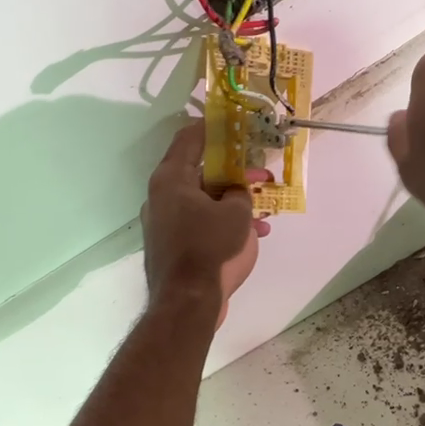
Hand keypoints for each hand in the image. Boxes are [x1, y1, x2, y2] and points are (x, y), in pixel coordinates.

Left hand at [141, 122, 270, 328]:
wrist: (187, 302)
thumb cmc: (211, 249)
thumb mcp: (237, 214)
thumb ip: (240, 193)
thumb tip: (236, 191)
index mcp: (170, 179)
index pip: (189, 138)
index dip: (212, 127)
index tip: (233, 123)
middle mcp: (161, 196)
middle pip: (199, 173)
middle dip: (234, 175)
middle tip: (261, 177)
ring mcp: (162, 223)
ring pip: (202, 202)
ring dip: (233, 204)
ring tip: (264, 214)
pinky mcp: (170, 246)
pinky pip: (199, 224)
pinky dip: (222, 224)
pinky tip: (250, 236)